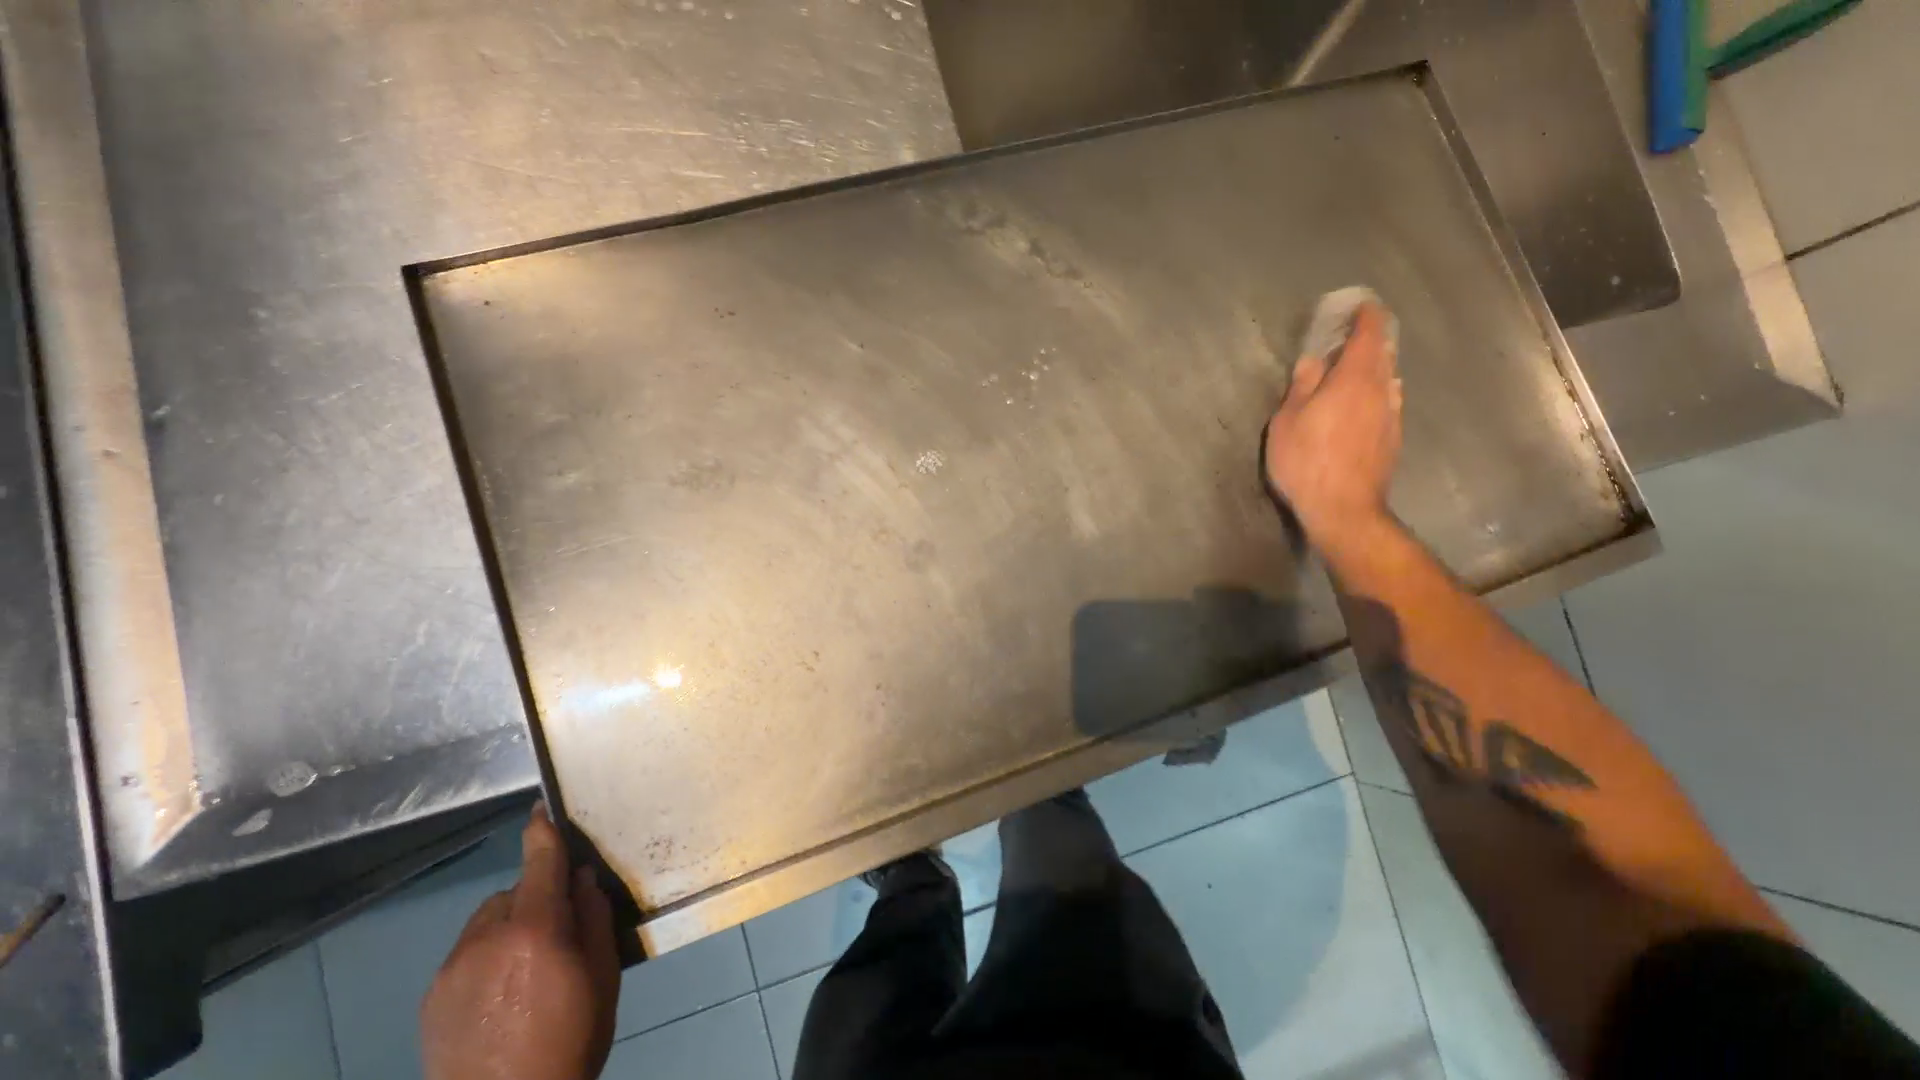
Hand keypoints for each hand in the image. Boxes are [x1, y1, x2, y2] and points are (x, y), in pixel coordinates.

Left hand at [421, 804, 620, 1079]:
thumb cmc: (569, 1043)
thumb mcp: (603, 980)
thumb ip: (593, 921)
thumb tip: (581, 880)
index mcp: (536, 928)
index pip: (539, 860)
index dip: (542, 830)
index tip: (541, 809)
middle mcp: (487, 935)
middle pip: (515, 893)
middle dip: (536, 902)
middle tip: (557, 939)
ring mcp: (454, 965)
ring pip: (487, 923)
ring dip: (508, 930)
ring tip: (526, 975)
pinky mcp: (433, 993)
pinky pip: (466, 955)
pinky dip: (485, 960)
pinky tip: (499, 1000)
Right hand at [1264, 300, 1403, 554]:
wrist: (1345, 511)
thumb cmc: (1307, 462)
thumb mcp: (1288, 422)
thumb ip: (1302, 387)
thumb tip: (1313, 361)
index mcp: (1354, 379)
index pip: (1369, 334)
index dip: (1366, 316)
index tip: (1360, 305)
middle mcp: (1380, 390)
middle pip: (1383, 354)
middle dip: (1370, 339)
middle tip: (1352, 334)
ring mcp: (1391, 415)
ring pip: (1388, 379)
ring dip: (1375, 367)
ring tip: (1356, 368)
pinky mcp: (1393, 438)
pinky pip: (1388, 402)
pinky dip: (1377, 392)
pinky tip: (1364, 404)